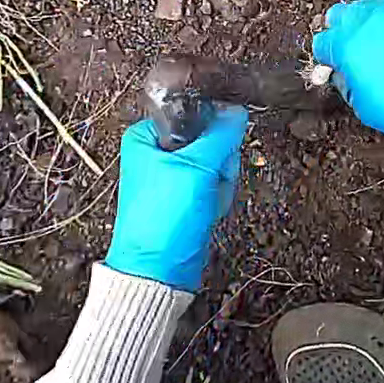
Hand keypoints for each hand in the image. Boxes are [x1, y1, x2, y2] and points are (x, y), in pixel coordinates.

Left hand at [107, 106, 249, 289]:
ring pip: (216, 160)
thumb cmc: (163, 218)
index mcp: (146, 136)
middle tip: (212, 178)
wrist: (159, 271)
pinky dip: (218, 195)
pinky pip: (214, 181)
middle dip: (219, 160)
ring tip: (208, 199)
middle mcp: (157, 151)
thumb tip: (237, 112)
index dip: (212, 127)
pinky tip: (209, 209)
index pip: (193, 112)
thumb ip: (221, 134)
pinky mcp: (186, 193)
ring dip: (221, 181)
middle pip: (209, 137)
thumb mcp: (197, 167)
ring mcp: (173, 174)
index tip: (219, 144)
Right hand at [311, 0, 383, 139]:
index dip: (328, 54)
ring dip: (372, 22)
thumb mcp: (361, 103)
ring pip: (370, 7)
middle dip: (344, 29)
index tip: (336, 60)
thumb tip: (340, 72)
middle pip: (341, 14)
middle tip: (356, 45)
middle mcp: (365, 20)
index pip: (323, 41)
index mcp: (345, 45)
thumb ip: (344, 81)